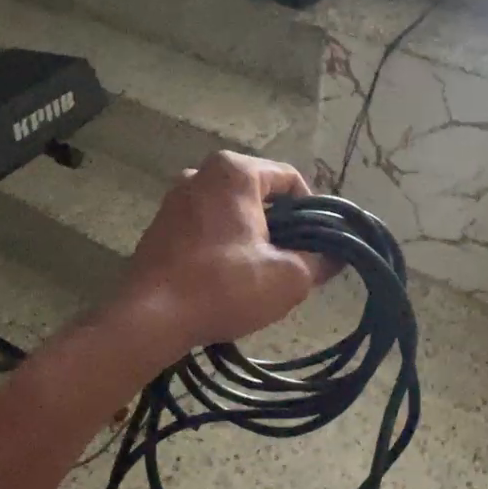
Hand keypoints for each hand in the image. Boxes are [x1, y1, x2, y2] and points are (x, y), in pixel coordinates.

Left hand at [114, 151, 330, 355]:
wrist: (151, 317)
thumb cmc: (224, 287)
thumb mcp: (288, 278)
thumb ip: (320, 261)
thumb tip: (336, 257)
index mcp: (234, 171)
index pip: (290, 179)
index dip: (311, 213)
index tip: (315, 247)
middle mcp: (201, 173)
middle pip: (258, 195)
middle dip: (278, 227)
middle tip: (289, 264)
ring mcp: (175, 198)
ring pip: (230, 213)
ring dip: (249, 238)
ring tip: (257, 275)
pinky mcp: (159, 226)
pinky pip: (204, 227)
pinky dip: (220, 246)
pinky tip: (224, 279)